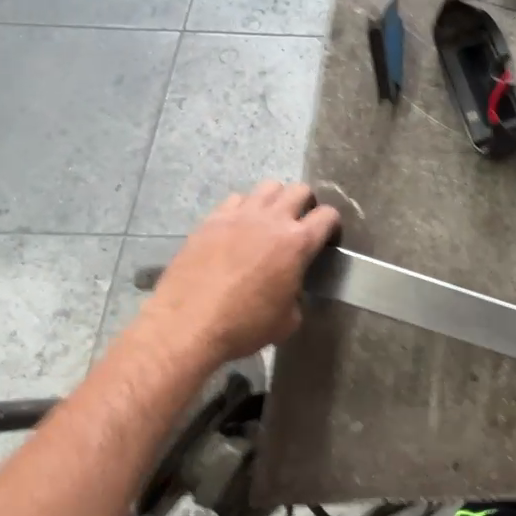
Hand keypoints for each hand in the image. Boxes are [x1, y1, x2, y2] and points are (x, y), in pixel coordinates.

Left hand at [140, 181, 339, 365]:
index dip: (331, 225)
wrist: (185, 328)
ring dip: (275, 200)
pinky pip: (235, 200)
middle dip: (305, 204)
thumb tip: (291, 291)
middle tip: (298, 223)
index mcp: (298, 243)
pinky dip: (242, 208)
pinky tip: (237, 228)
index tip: (325, 238)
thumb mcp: (286, 321)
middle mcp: (273, 220)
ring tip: (268, 219)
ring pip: (268, 186)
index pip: (328, 215)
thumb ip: (297, 296)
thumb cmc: (242, 327)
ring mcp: (240, 216)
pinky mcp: (211, 221)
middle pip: (300, 190)